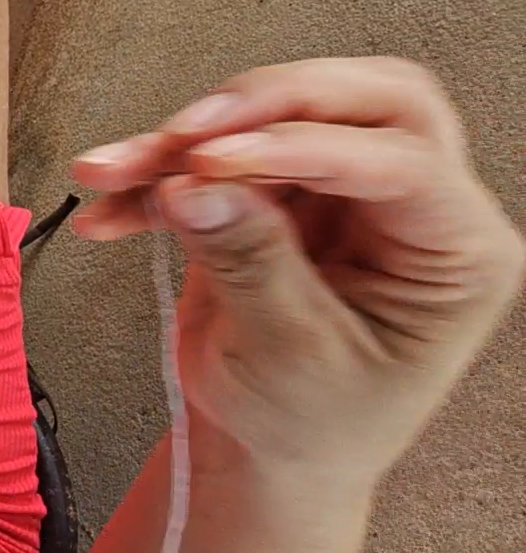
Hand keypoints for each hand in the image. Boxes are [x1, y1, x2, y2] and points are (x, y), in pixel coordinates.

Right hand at [71, 58, 523, 483]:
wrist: (264, 447)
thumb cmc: (308, 419)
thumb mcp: (289, 351)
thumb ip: (250, 262)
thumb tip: (194, 189)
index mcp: (448, 249)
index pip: (393, 160)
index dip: (299, 149)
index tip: (209, 164)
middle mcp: (394, 210)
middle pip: (356, 104)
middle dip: (261, 106)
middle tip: (185, 131)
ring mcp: (323, 205)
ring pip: (260, 130)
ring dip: (174, 146)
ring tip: (107, 171)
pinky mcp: (256, 211)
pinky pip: (197, 175)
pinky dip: (145, 188)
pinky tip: (105, 216)